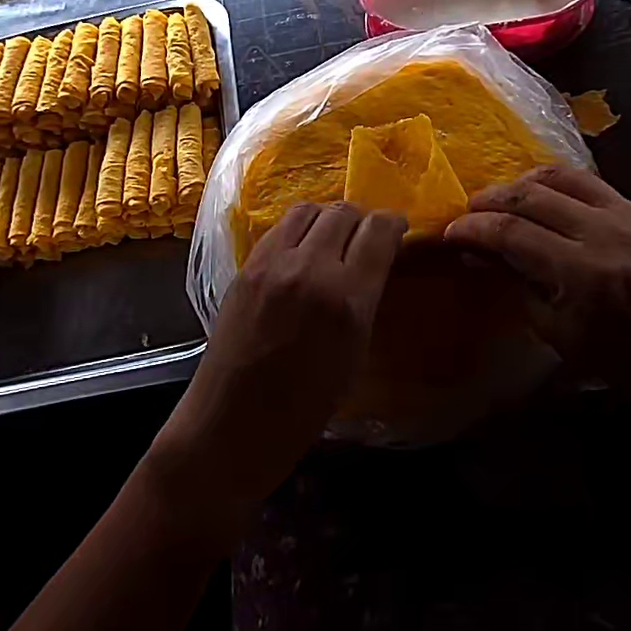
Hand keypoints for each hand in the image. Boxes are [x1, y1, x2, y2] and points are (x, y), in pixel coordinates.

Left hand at [149, 202, 404, 526]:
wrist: (233, 420)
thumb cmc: (304, 407)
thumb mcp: (353, 353)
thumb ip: (363, 300)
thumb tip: (371, 265)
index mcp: (346, 299)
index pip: (378, 231)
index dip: (393, 224)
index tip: (397, 230)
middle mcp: (308, 269)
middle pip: (342, 212)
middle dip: (361, 219)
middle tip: (365, 236)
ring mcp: (270, 264)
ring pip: (306, 210)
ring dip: (326, 218)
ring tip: (332, 239)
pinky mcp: (244, 267)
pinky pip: (277, 230)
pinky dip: (296, 231)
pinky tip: (300, 252)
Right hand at [443, 166, 630, 402]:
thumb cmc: (622, 357)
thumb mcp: (555, 327)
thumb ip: (514, 281)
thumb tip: (475, 253)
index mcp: (583, 272)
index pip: (511, 232)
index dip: (472, 229)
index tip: (449, 234)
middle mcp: (605, 233)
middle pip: (528, 196)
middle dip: (488, 202)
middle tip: (466, 215)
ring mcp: (626, 216)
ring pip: (557, 177)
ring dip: (517, 184)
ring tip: (496, 202)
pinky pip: (584, 181)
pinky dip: (550, 183)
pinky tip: (533, 196)